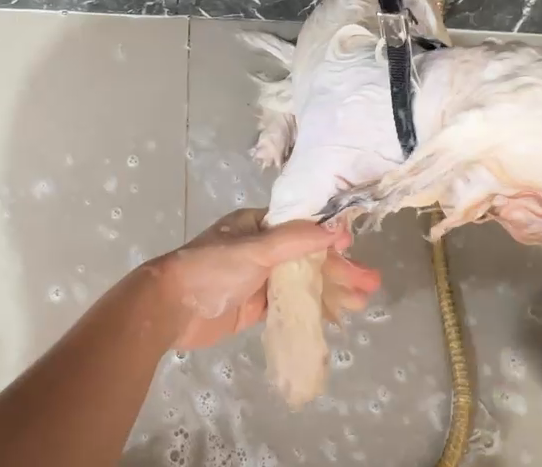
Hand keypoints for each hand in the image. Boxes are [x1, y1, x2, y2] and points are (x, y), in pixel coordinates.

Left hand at [148, 208, 381, 350]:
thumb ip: (295, 240)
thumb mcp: (255, 249)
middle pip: (308, 257)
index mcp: (257, 225)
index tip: (355, 249)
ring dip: (331, 290)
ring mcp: (258, 278)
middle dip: (338, 269)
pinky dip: (313, 308)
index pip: (302, 228)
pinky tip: (334, 317)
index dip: (330, 238)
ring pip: (303, 282)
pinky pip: (291, 304)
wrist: (171, 308)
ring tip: (361, 303)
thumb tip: (336, 228)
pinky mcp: (255, 306)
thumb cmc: (211, 268)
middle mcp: (260, 248)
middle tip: (370, 284)